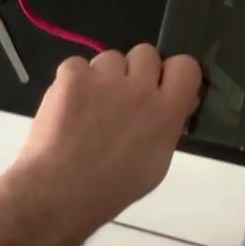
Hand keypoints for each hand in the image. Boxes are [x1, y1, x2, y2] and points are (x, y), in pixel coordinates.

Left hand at [1, 44, 202, 239]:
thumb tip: (174, 104)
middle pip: (146, 53)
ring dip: (104, 76)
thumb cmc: (112, 188)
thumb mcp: (157, 163)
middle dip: (136, 71)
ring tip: (89, 106)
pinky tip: (68, 106)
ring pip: (110, 57)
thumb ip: (168, 125)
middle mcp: (140, 88)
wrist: (59, 192)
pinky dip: (73, 82)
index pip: (185, 65)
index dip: (173, 73)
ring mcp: (105, 79)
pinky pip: (77, 65)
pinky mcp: (72, 75)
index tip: (162, 87)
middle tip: (121, 98)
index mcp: (166, 111)